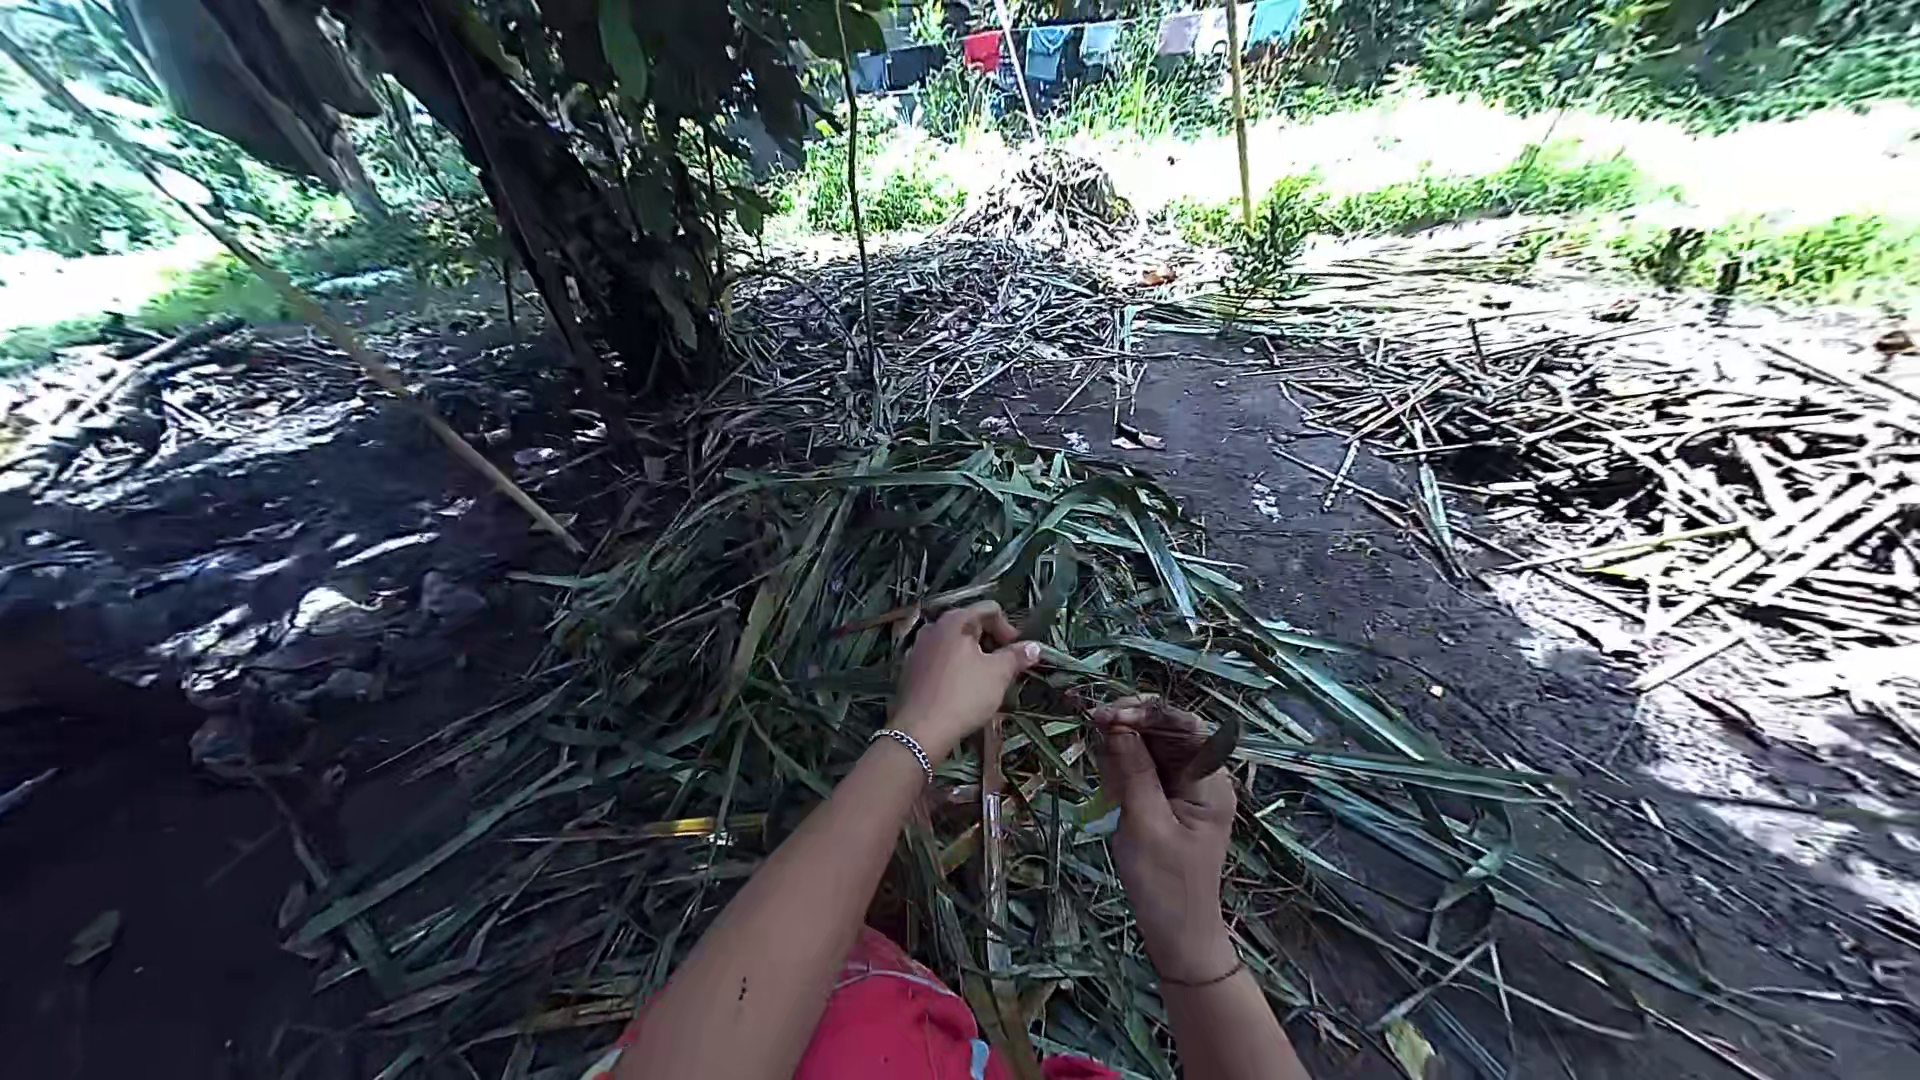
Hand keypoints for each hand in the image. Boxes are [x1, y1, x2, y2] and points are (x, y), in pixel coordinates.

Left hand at [890, 601, 1041, 760]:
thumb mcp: (998, 675)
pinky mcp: (911, 669)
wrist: (920, 730)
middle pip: (971, 625)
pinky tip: (962, 691)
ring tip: (985, 681)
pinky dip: (955, 668)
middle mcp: (934, 628)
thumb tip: (1033, 647)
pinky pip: (940, 660)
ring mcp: (919, 648)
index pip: (989, 609)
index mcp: (955, 621)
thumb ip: (1017, 656)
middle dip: (992, 644)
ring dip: (974, 657)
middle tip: (1004, 668)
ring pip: (955, 644)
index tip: (1016, 652)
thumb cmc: (963, 696)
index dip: (1008, 629)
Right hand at [1091, 695, 1238, 983]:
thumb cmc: (1165, 884)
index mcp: (1209, 781)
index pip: (1184, 725)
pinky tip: (1105, 769)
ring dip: (1121, 739)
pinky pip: (1142, 763)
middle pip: (1165, 728)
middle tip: (1092, 721)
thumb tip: (1118, 725)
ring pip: (1150, 742)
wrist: (1176, 935)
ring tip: (1096, 745)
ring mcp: (1183, 784)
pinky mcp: (1165, 794)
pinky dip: (1121, 761)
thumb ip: (1134, 771)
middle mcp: (1200, 775)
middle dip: (1129, 721)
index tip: (1109, 715)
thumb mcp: (1146, 825)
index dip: (1147, 712)